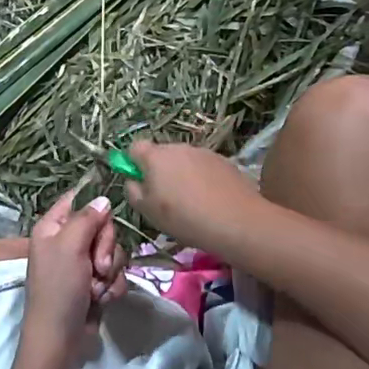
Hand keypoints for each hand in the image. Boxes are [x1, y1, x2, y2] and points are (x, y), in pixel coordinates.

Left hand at [20, 192, 126, 356]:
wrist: (61, 340)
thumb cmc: (58, 288)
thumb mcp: (69, 246)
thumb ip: (87, 218)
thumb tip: (103, 198)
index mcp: (52, 227)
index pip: (77, 199)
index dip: (95, 204)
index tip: (107, 214)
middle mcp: (67, 241)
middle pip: (102, 225)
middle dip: (105, 247)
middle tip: (96, 266)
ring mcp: (82, 264)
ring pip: (112, 250)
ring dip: (110, 271)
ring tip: (96, 288)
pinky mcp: (96, 283)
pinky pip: (115, 273)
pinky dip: (112, 286)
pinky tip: (103, 299)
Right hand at [123, 140, 260, 248]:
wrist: (236, 221)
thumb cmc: (183, 217)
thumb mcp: (147, 211)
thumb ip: (133, 190)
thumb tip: (133, 180)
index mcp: (155, 157)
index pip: (134, 147)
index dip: (133, 163)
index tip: (140, 182)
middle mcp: (178, 147)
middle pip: (161, 154)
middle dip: (159, 170)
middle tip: (166, 198)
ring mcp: (203, 152)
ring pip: (184, 160)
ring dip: (182, 174)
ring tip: (191, 202)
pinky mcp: (223, 160)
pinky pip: (203, 167)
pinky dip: (202, 178)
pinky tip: (210, 200)